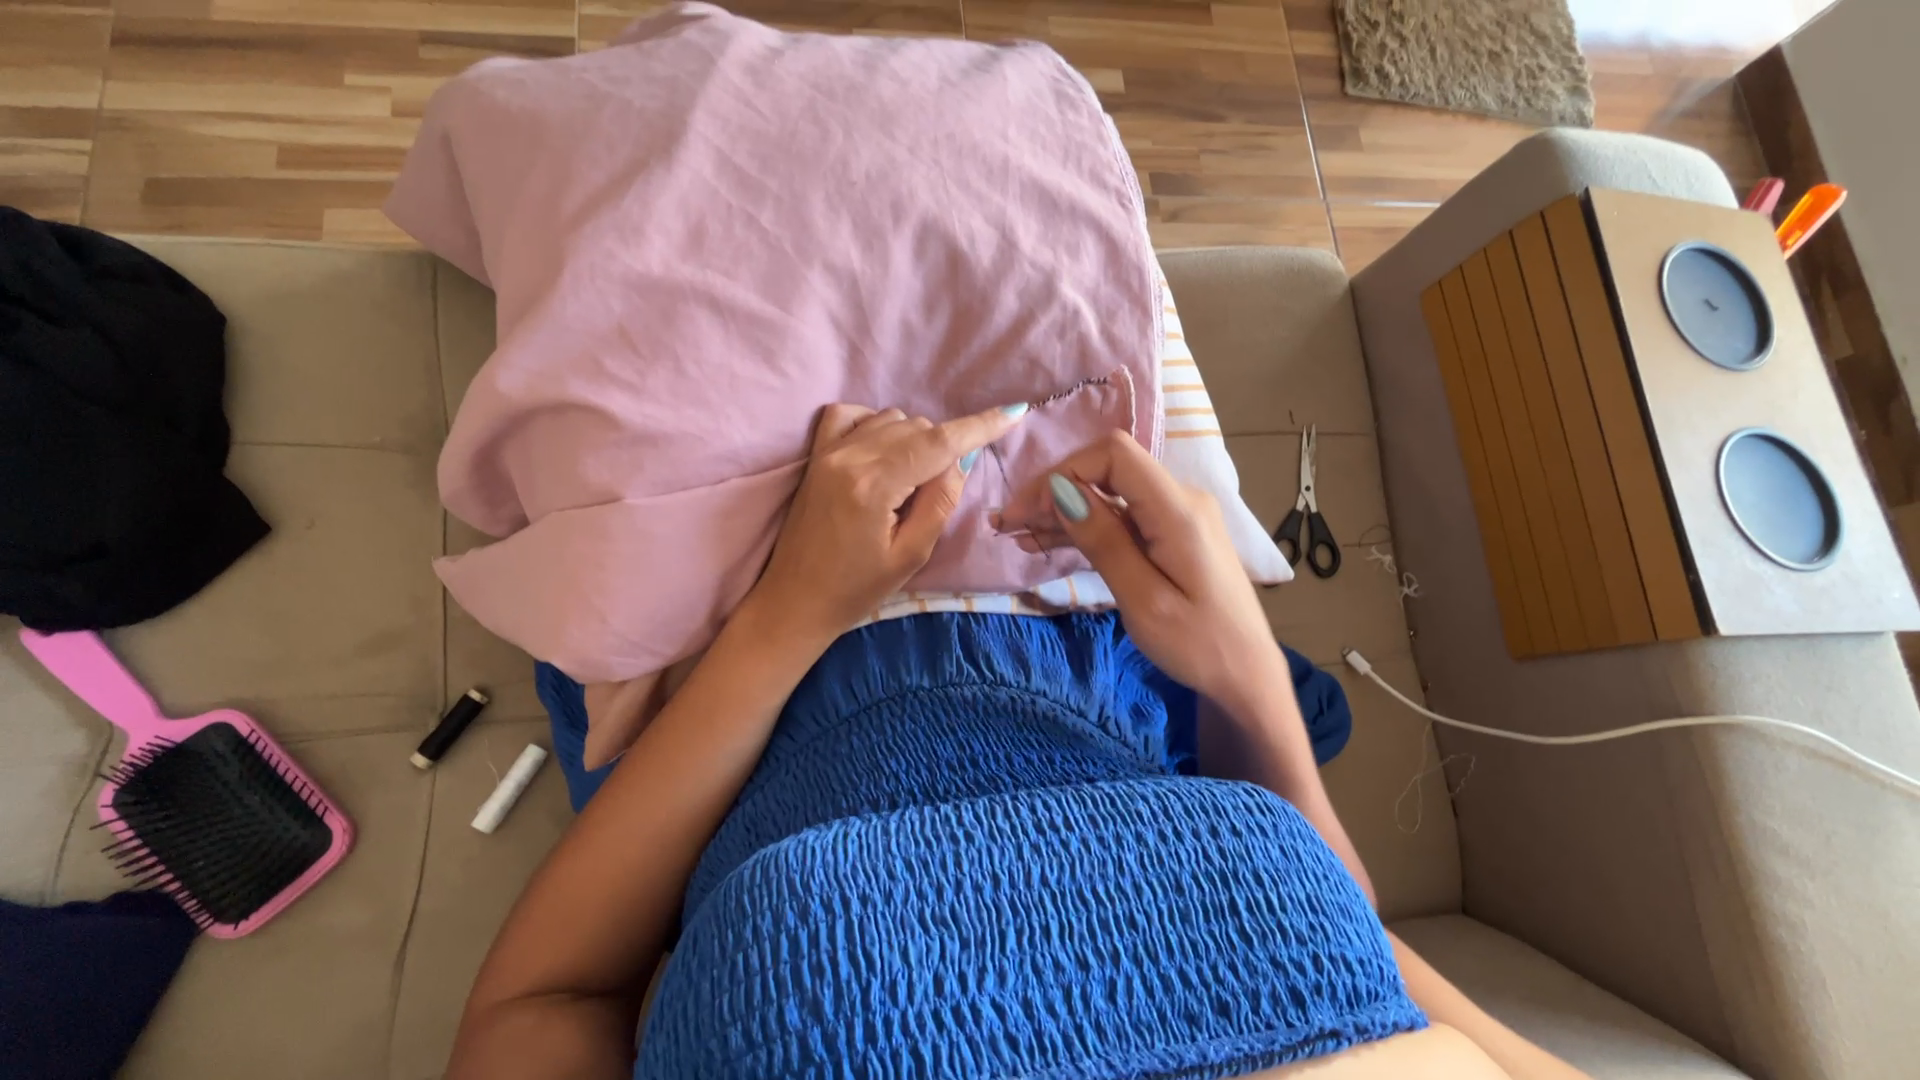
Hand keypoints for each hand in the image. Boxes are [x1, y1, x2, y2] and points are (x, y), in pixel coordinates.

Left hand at [741, 402, 1028, 647]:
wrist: (795, 601)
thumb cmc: (857, 589)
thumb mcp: (911, 555)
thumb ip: (940, 502)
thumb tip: (960, 459)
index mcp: (874, 485)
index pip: (939, 442)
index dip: (981, 426)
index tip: (1014, 413)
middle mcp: (849, 456)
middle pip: (918, 427)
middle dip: (941, 450)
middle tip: (935, 493)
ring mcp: (828, 451)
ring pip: (891, 419)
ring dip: (913, 440)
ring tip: (908, 483)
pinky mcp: (816, 455)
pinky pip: (851, 414)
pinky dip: (876, 424)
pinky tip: (882, 451)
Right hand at [1004, 430, 1286, 717]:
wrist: (1246, 675)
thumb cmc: (1199, 645)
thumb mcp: (1145, 601)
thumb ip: (1104, 542)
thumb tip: (1060, 491)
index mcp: (1178, 510)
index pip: (1115, 454)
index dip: (1065, 471)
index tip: (1030, 511)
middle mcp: (1179, 500)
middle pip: (1107, 471)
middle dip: (1053, 491)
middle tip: (1006, 526)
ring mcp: (1175, 516)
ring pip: (1108, 495)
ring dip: (1062, 511)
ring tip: (1016, 535)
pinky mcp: (1169, 535)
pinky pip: (1120, 518)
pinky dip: (1083, 528)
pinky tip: (1045, 542)